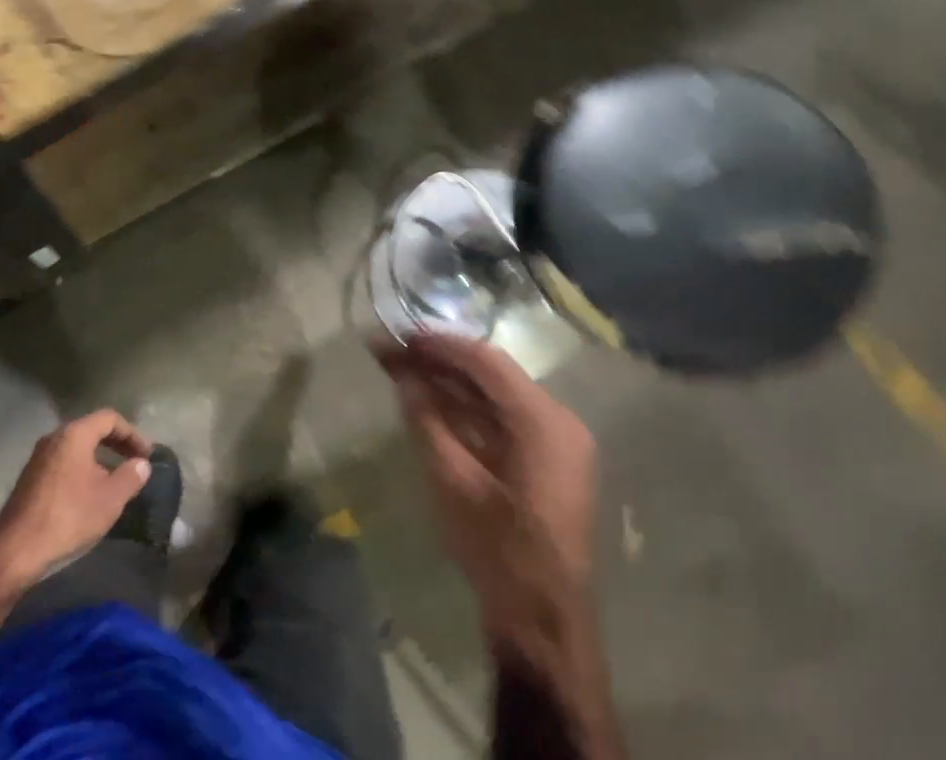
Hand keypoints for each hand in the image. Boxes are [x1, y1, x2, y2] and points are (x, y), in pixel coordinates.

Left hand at [0, 409, 152, 591]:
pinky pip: (64, 461)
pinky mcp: (32, 475)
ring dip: (100, 458)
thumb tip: (141, 464)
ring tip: (118, 480)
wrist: (19, 545)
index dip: (133, 433)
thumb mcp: (110, 498)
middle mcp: (53, 438)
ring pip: (77, 446)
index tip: (148, 455)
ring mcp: (39, 456)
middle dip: (117, 444)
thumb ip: (130, 476)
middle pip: (91, 429)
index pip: (108, 418)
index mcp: (73, 435)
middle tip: (137, 464)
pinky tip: (92, 493)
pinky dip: (84, 468)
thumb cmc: (70, 516)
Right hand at [375, 332, 598, 659]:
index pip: (485, 361)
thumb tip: (404, 377)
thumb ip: (427, 421)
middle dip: (437, 360)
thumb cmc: (497, 545)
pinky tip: (429, 402)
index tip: (394, 334)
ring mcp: (556, 443)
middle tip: (387, 350)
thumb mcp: (451, 479)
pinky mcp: (546, 462)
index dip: (437, 343)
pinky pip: (502, 420)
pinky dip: (465, 407)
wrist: (542, 610)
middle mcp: (558, 422)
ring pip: (495, 396)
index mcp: (543, 422)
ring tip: (399, 369)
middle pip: (491, 375)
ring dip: (448, 382)